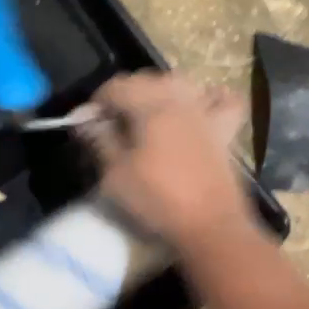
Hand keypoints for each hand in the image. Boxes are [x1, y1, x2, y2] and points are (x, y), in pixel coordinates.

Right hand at [79, 72, 253, 247]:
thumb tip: (84, 119)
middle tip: (110, 125)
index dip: (96, 102)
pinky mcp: (224, 133)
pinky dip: (210, 98)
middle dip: (124, 95)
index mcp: (151, 107)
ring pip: (181, 84)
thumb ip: (99, 141)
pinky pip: (223, 101)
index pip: (116, 86)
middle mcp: (180, 101)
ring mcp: (206, 115)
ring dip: (159, 92)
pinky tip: (200, 106)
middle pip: (147, 80)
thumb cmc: (157, 200)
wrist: (210, 228)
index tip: (86, 124)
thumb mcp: (115, 175)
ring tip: (146, 116)